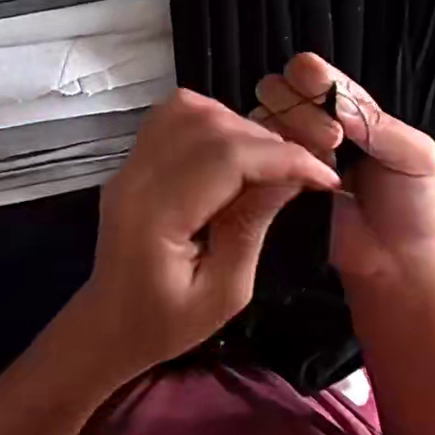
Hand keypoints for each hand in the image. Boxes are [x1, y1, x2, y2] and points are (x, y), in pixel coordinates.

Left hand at [81, 89, 340, 374]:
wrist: (111, 320)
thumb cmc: (166, 322)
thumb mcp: (225, 291)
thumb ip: (250, 225)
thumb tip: (289, 175)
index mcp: (154, 214)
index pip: (221, 157)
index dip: (281, 157)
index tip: (324, 177)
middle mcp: (134, 178)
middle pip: (204, 125)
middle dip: (264, 140)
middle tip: (299, 173)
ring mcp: (127, 166)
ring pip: (183, 111)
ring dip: (235, 125)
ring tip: (267, 163)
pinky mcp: (131, 164)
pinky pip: (169, 121)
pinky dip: (209, 124)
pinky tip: (234, 155)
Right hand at [251, 53, 434, 284]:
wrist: (390, 262)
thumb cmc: (409, 208)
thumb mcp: (416, 158)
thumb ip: (380, 125)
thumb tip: (339, 104)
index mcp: (341, 107)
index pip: (308, 72)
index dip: (311, 76)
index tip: (326, 96)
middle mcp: (303, 121)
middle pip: (273, 88)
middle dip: (298, 107)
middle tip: (335, 141)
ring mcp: (279, 148)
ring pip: (256, 117)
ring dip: (284, 132)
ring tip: (321, 163)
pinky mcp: (261, 175)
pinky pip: (247, 152)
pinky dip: (264, 155)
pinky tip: (290, 173)